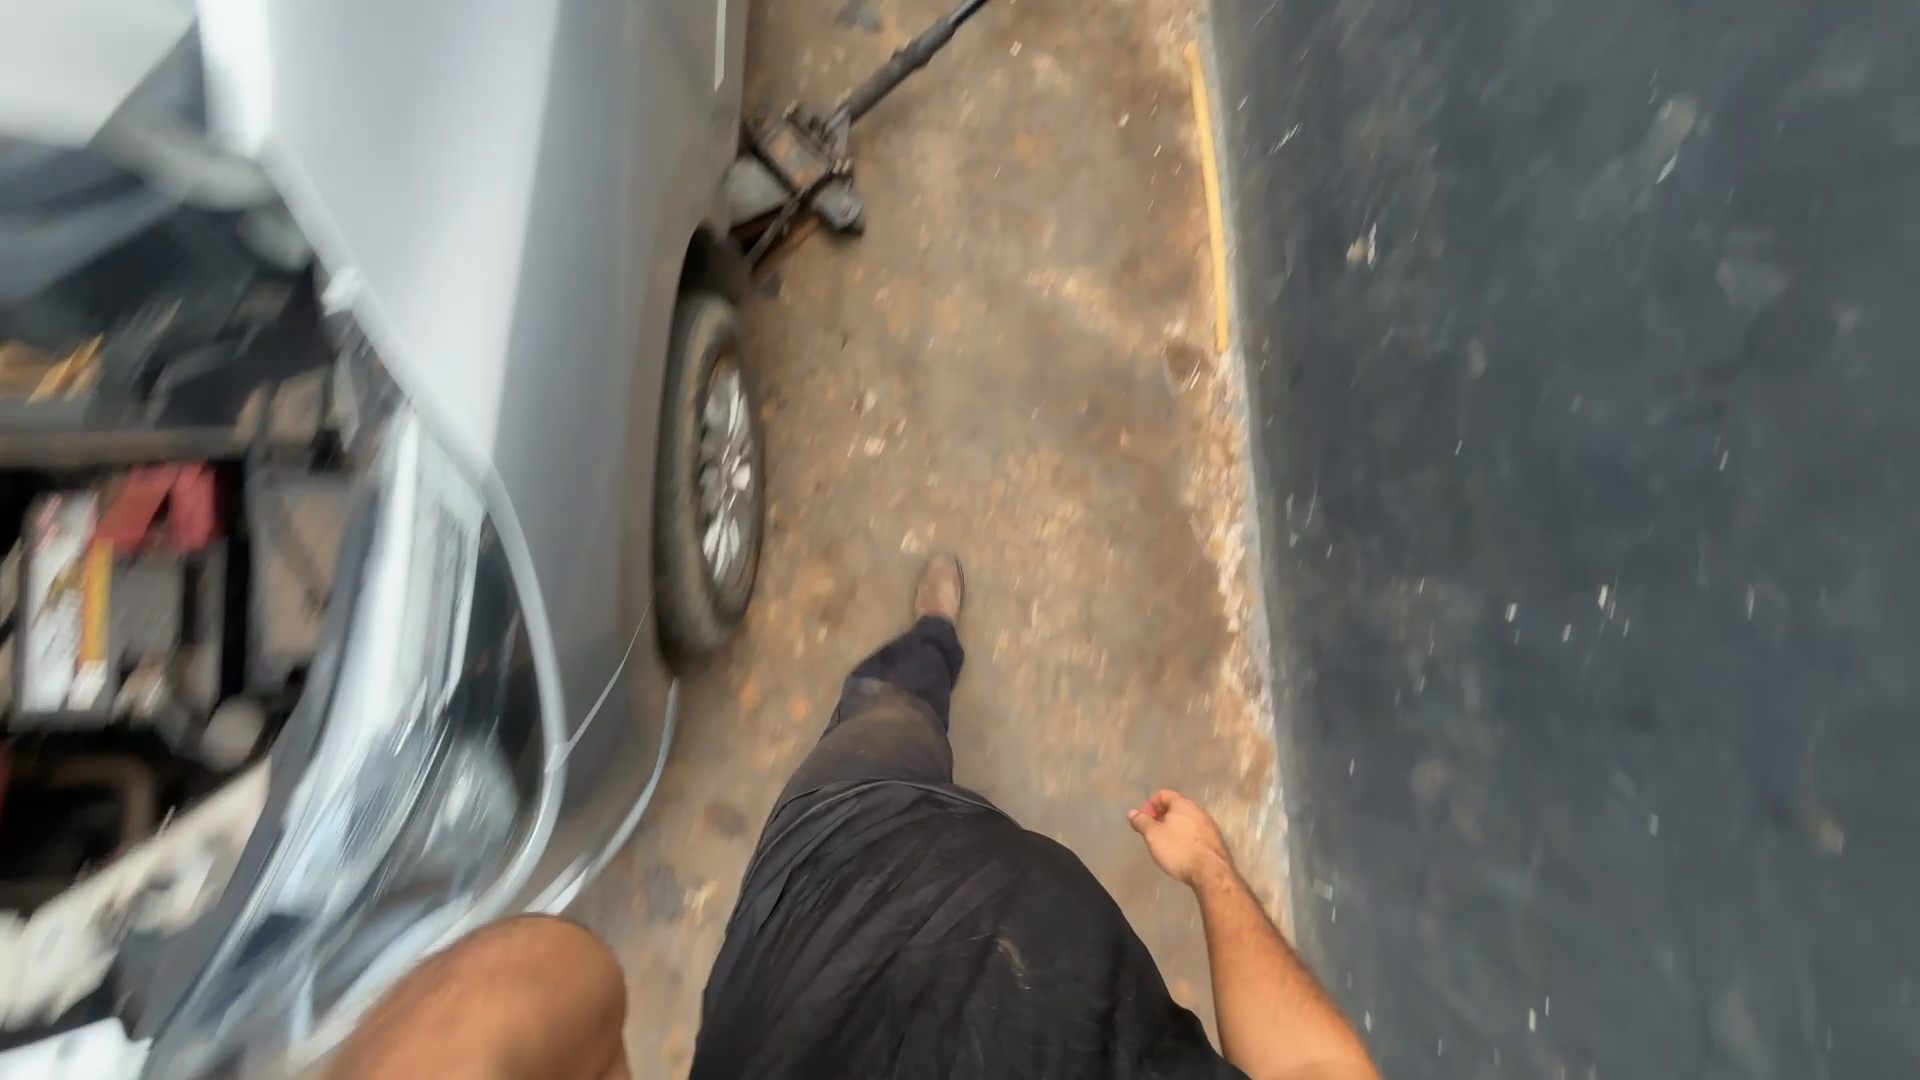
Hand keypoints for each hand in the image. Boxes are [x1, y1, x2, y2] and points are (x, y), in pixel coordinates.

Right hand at [1127, 789, 1235, 888]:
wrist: (1211, 873)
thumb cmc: (1179, 850)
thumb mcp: (1153, 835)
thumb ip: (1141, 822)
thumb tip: (1132, 812)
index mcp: (1183, 804)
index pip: (1163, 794)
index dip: (1149, 805)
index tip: (1143, 821)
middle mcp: (1198, 810)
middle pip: (1176, 807)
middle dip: (1162, 817)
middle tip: (1152, 832)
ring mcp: (1210, 826)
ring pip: (1187, 821)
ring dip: (1174, 828)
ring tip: (1166, 844)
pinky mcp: (1216, 841)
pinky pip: (1196, 833)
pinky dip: (1186, 838)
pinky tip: (1182, 853)